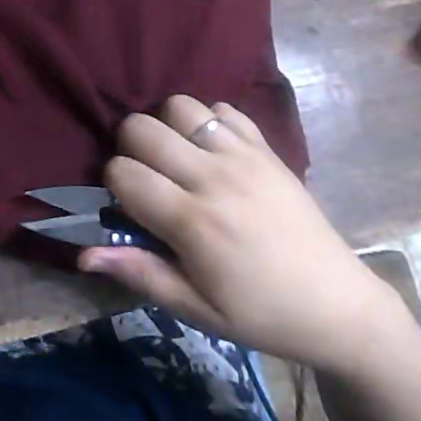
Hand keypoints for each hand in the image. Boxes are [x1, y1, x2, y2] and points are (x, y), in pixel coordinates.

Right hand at [79, 96, 406, 371]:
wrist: (338, 304)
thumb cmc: (260, 313)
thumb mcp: (196, 309)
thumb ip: (139, 273)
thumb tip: (83, 255)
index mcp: (193, 222)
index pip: (123, 173)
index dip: (113, 185)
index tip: (126, 205)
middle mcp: (214, 177)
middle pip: (142, 128)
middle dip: (129, 147)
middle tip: (144, 176)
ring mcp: (244, 156)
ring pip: (180, 106)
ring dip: (166, 126)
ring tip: (175, 158)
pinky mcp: (267, 148)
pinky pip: (224, 109)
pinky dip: (207, 121)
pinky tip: (211, 151)